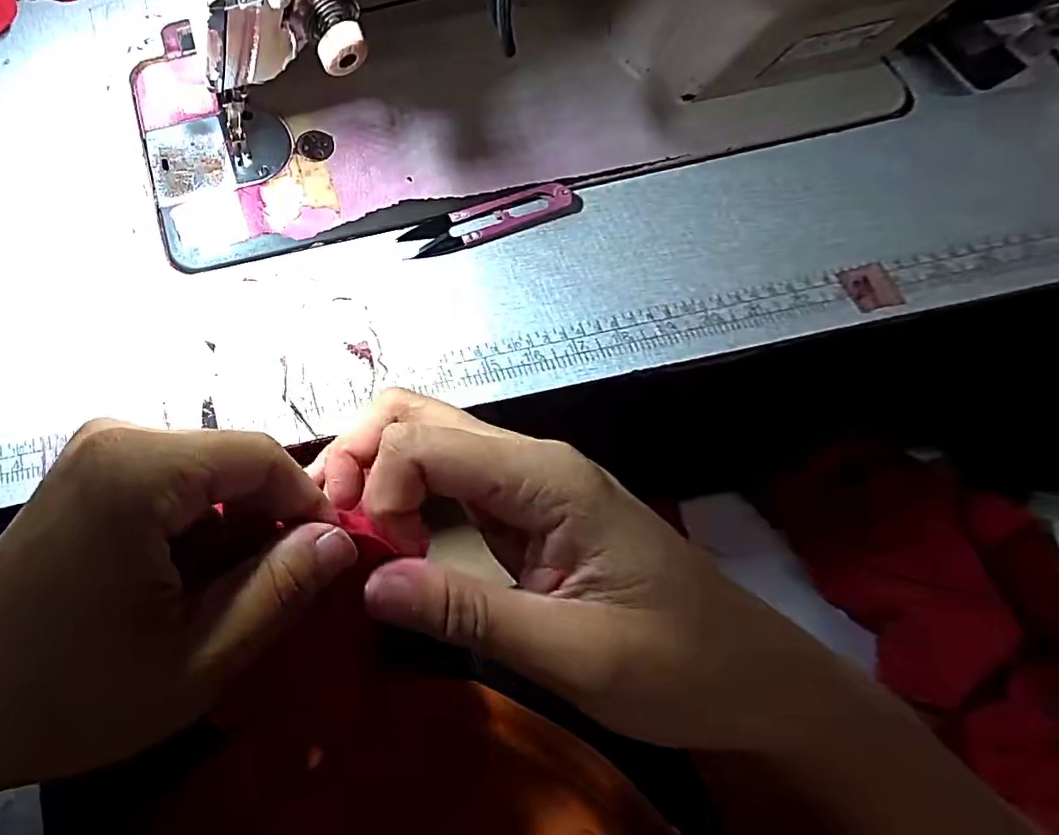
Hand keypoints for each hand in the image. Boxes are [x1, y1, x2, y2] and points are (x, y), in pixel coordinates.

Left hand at [0, 421, 355, 831]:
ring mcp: (89, 450)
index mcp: (138, 466)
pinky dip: (183, 524)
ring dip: (222, 529)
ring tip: (210, 602)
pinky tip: (168, 582)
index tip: (329, 566)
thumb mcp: (196, 658)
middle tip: (266, 599)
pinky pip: (157, 480)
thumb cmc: (71, 691)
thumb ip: (278, 589)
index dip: (307, 506)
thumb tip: (339, 541)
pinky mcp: (78, 471)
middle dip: (260, 522)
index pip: (260, 453)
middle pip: (224, 460)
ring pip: (194, 473)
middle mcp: (111, 436)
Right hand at [311, 389, 852, 751]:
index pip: (422, 443)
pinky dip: (391, 487)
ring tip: (353, 520)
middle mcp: (523, 456)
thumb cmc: (688, 670)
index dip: (382, 490)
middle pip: (408, 414)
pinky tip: (385, 526)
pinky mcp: (507, 499)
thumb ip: (467, 613)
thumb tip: (368, 583)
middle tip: (338, 516)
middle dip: (357, 455)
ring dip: (369, 466)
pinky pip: (430, 469)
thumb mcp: (577, 657)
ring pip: (413, 432)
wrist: (765, 689)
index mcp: (545, 476)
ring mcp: (515, 474)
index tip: (384, 552)